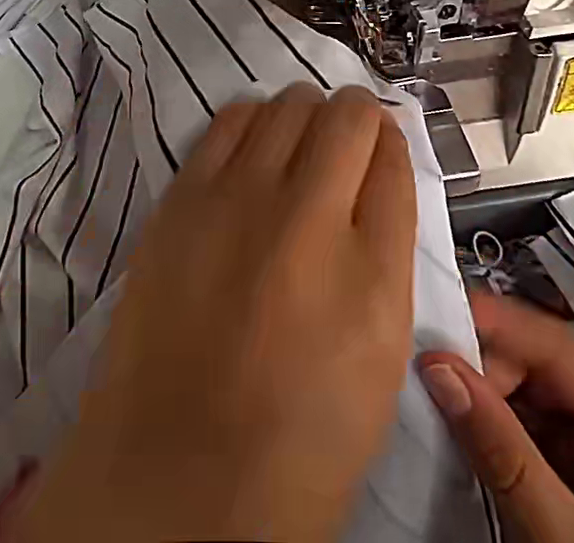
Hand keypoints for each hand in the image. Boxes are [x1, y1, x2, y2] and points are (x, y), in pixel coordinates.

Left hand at [10, 83, 417, 542]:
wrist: (182, 468)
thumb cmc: (301, 425)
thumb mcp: (383, 344)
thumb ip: (389, 246)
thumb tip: (377, 173)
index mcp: (373, 265)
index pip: (391, 153)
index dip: (389, 141)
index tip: (377, 151)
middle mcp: (307, 215)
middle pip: (345, 115)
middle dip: (355, 120)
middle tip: (342, 150)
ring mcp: (236, 200)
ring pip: (289, 104)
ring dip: (306, 116)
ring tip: (298, 149)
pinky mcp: (182, 199)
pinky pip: (231, 119)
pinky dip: (256, 121)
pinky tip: (254, 151)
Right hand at [419, 292, 573, 542]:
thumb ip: (506, 458)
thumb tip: (444, 373)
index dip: (506, 329)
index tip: (444, 313)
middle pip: (557, 382)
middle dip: (492, 368)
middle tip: (431, 368)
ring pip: (543, 415)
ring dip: (490, 400)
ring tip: (436, 389)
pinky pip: (540, 452)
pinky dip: (499, 439)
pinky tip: (462, 429)